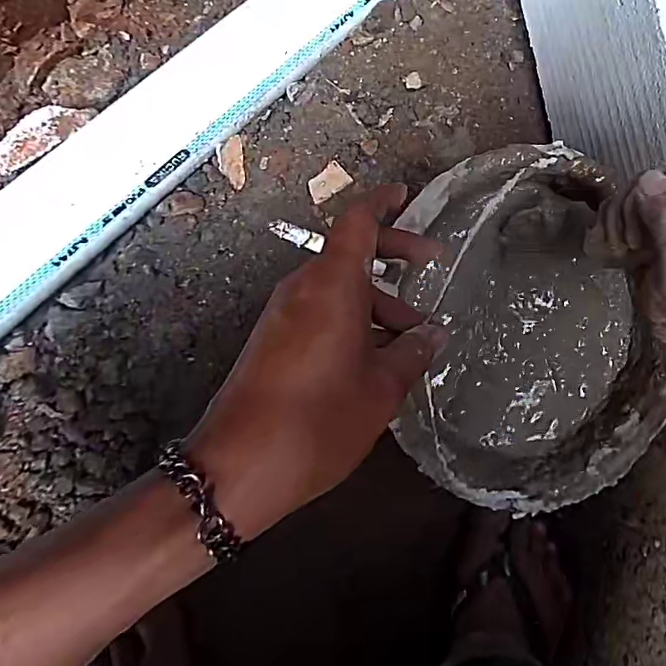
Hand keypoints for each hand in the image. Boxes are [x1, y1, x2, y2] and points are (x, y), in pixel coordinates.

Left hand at [185, 184, 445, 537]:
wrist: (233, 471)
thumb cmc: (318, 420)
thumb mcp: (382, 388)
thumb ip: (412, 352)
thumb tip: (432, 334)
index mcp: (332, 285)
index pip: (357, 221)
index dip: (383, 202)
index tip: (405, 194)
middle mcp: (303, 288)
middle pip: (351, 251)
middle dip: (394, 253)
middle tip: (432, 264)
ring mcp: (284, 314)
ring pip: (339, 286)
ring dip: (378, 297)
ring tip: (411, 333)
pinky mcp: (274, 340)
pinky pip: (322, 310)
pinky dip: (354, 317)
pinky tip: (378, 353)